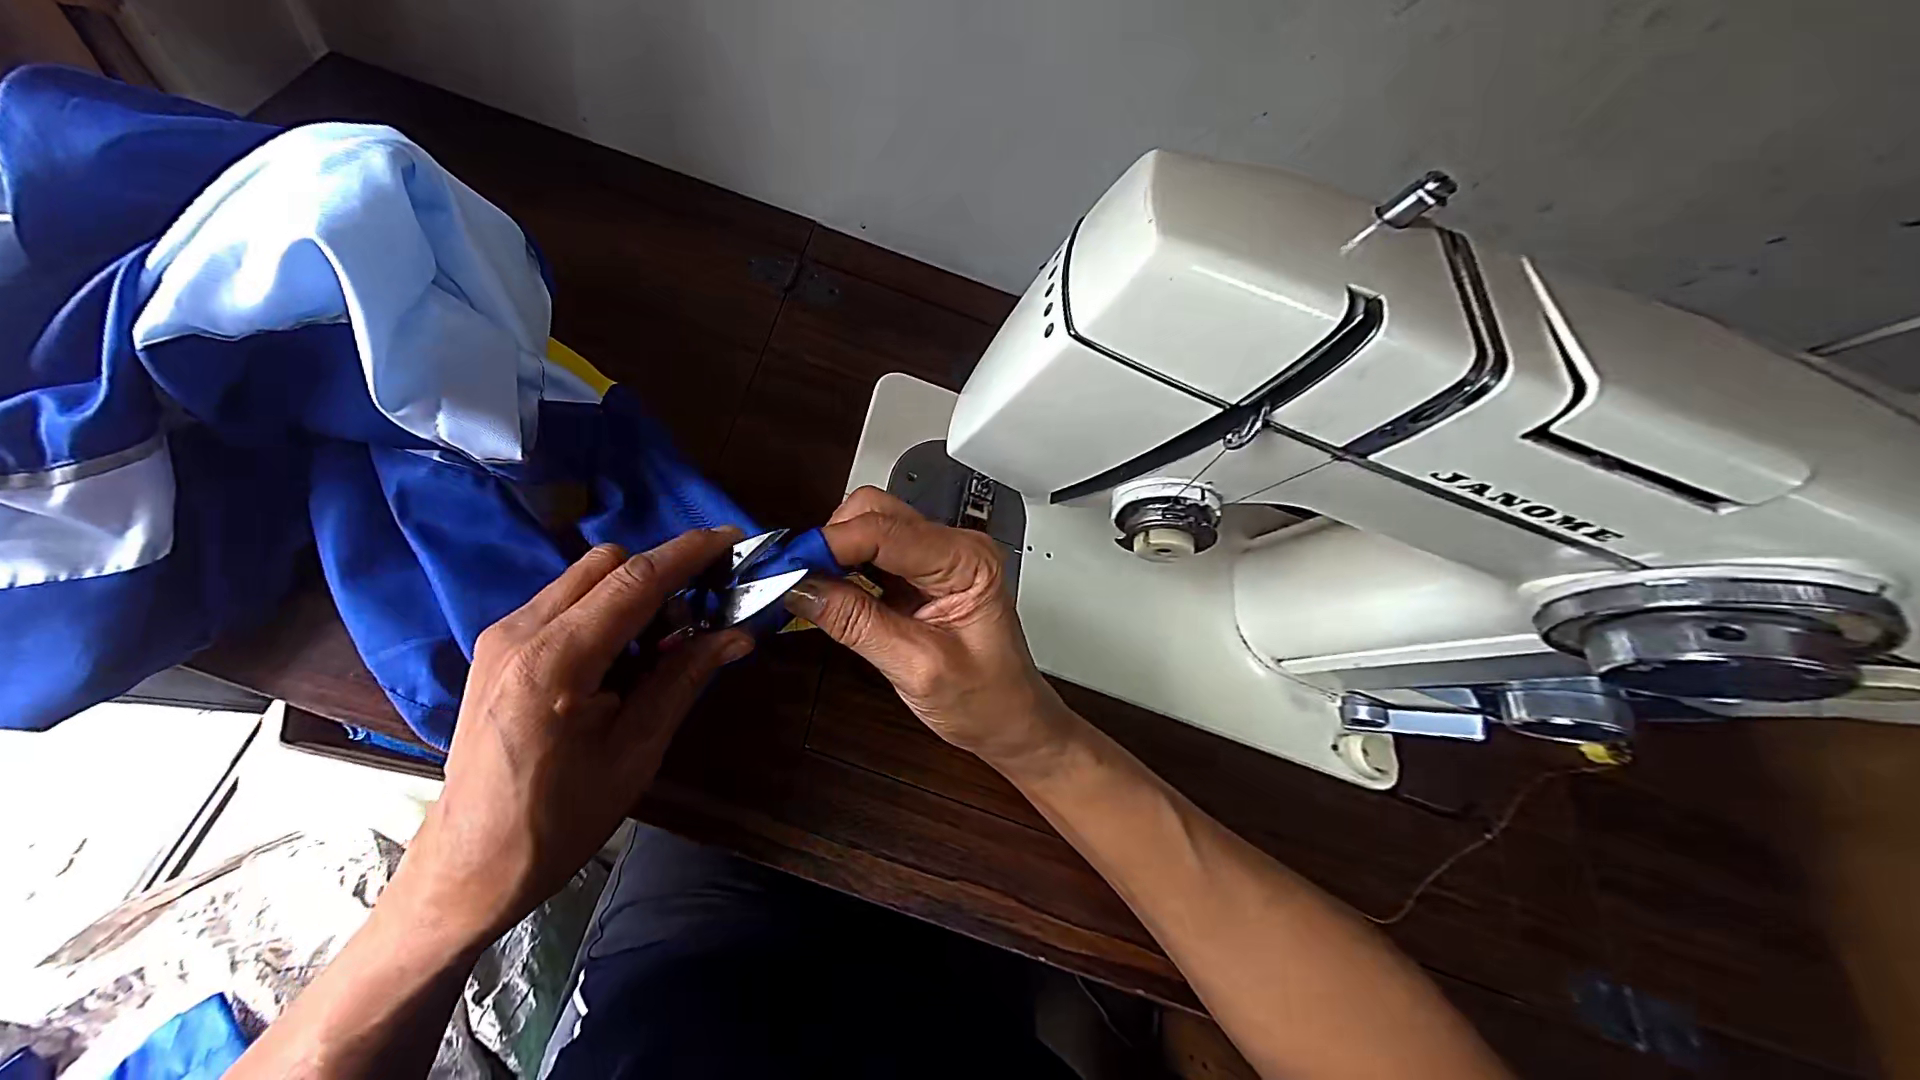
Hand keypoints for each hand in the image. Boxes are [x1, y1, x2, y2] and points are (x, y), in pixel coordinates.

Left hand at [388, 529, 753, 947]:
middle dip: (663, 569)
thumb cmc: (559, 820)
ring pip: (584, 575)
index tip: (733, 538)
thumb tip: (739, 634)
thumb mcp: (636, 751)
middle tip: (705, 604)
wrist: (467, 869)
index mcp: (555, 663)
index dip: (688, 553)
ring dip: (635, 587)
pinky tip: (625, 650)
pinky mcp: (496, 648)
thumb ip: (684, 679)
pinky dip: (606, 604)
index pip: (634, 581)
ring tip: (668, 635)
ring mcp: (500, 637)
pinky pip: (565, 599)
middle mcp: (520, 634)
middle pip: (606, 563)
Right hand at [787, 487, 1078, 775]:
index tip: (790, 566)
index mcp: (968, 562)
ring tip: (807, 588)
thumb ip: (858, 623)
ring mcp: (937, 559)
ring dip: (833, 553)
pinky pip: (873, 555)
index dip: (831, 543)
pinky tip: (830, 593)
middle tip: (794, 577)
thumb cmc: (989, 700)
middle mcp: (954, 549)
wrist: (1012, 721)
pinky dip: (844, 568)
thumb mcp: (919, 668)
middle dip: (829, 540)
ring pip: (870, 527)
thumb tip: (804, 588)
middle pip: (875, 513)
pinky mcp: (921, 575)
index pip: (886, 530)